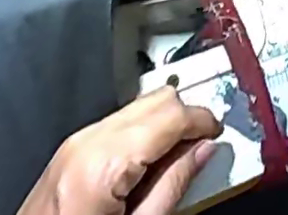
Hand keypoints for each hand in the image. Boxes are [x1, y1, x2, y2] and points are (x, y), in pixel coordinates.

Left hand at [17, 88, 222, 214]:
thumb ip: (173, 187)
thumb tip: (203, 149)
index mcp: (104, 164)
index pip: (170, 115)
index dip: (202, 120)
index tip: (218, 135)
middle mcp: (88, 141)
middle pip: (157, 99)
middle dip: (185, 117)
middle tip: (202, 148)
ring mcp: (75, 143)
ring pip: (139, 106)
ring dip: (164, 123)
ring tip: (176, 161)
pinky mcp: (69, 151)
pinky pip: (119, 123)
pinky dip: (143, 133)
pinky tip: (147, 166)